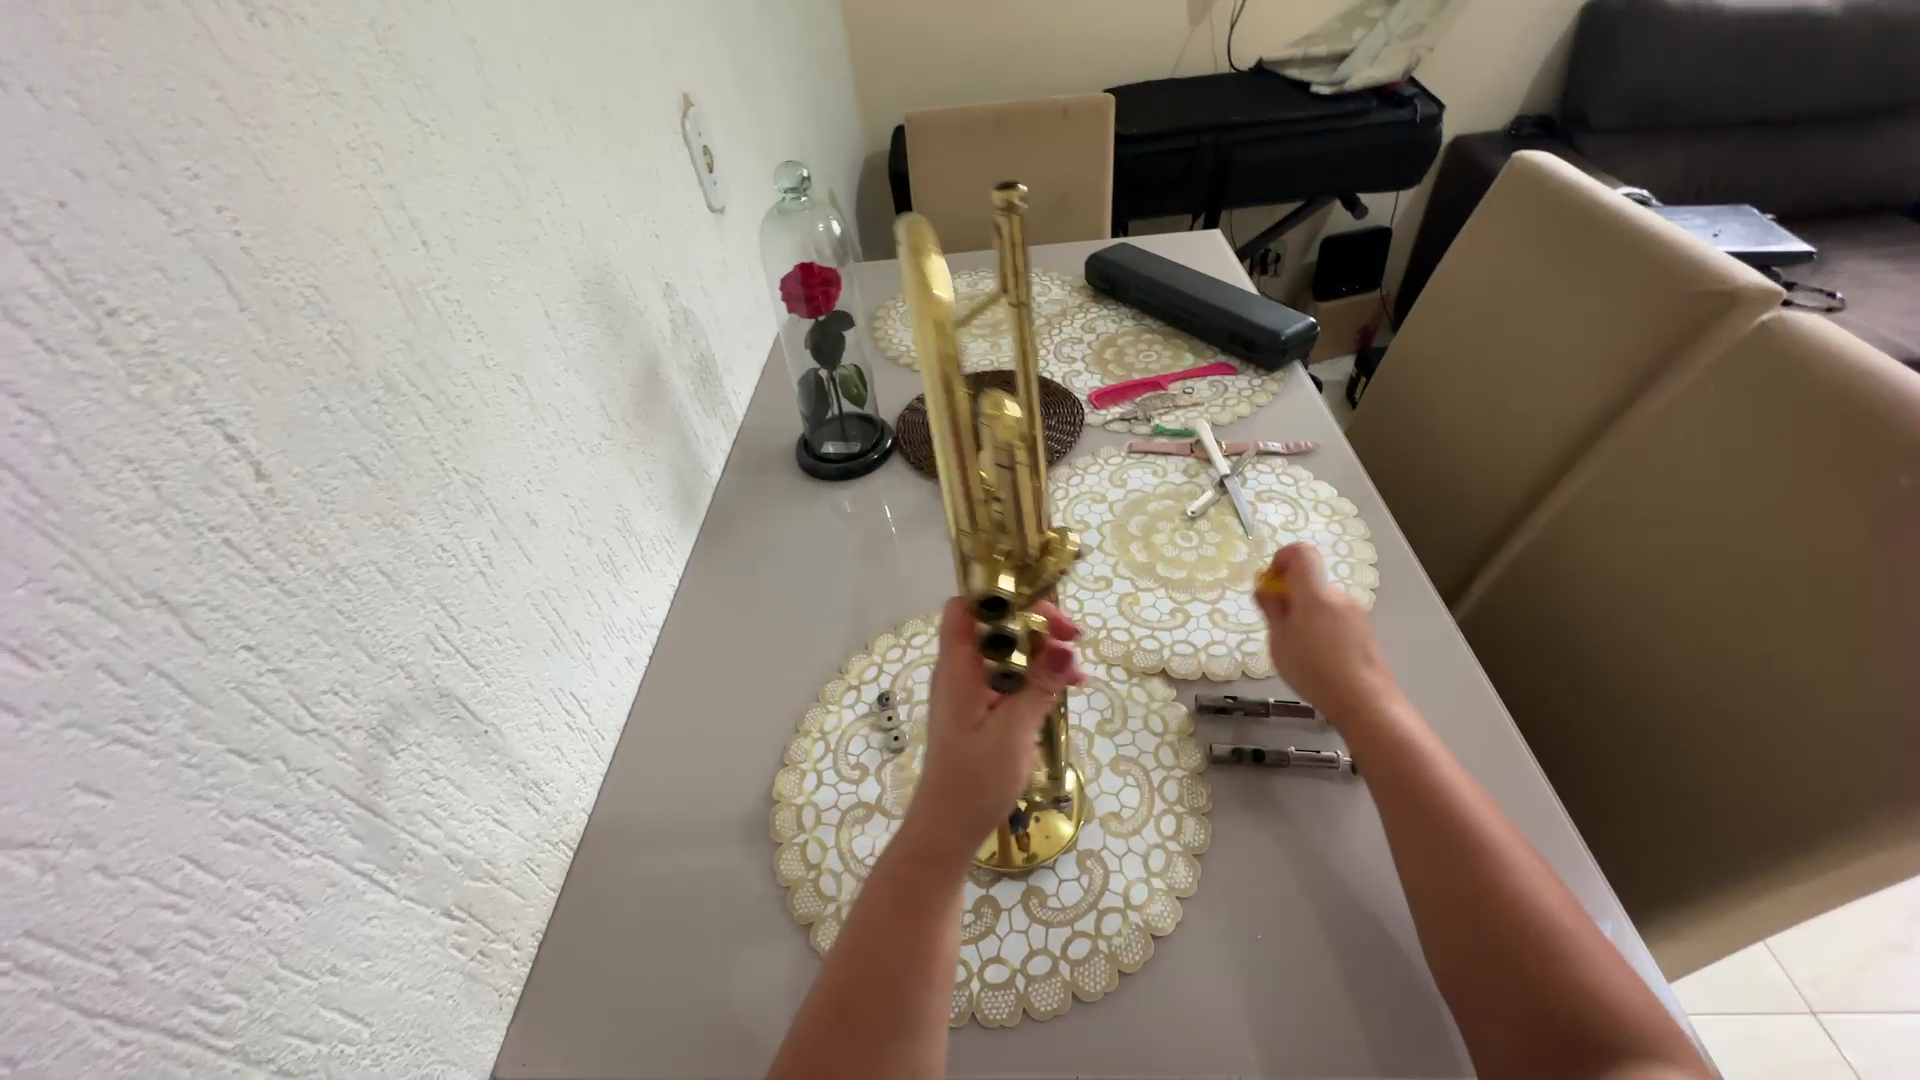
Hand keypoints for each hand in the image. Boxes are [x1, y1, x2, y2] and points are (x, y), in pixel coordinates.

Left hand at [904, 597, 1086, 862]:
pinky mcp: (980, 710)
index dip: (1001, 597)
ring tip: (1078, 666)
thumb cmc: (974, 781)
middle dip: (1034, 624)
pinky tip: (1067, 688)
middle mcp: (960, 671)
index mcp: (958, 668)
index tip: (1044, 612)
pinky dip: (1035, 676)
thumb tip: (1066, 647)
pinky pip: (1008, 678)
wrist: (947, 829)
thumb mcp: (1012, 732)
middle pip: (994, 626)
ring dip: (1040, 651)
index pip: (966, 608)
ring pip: (1006, 652)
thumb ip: (1038, 687)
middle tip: (1074, 638)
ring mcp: (969, 690)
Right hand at [1254, 543, 1400, 726]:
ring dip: (1305, 615)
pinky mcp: (1364, 629)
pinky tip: (1319, 658)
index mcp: (1314, 594)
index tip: (1271, 584)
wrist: (1364, 700)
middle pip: (1309, 581)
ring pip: (1321, 601)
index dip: (1281, 559)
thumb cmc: (1313, 670)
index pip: (1300, 553)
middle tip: (1278, 628)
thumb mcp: (1279, 641)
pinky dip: (1320, 627)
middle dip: (1290, 596)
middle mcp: (1338, 595)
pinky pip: (1334, 617)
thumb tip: (1266, 588)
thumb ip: (1272, 609)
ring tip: (1299, 649)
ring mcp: (1355, 612)